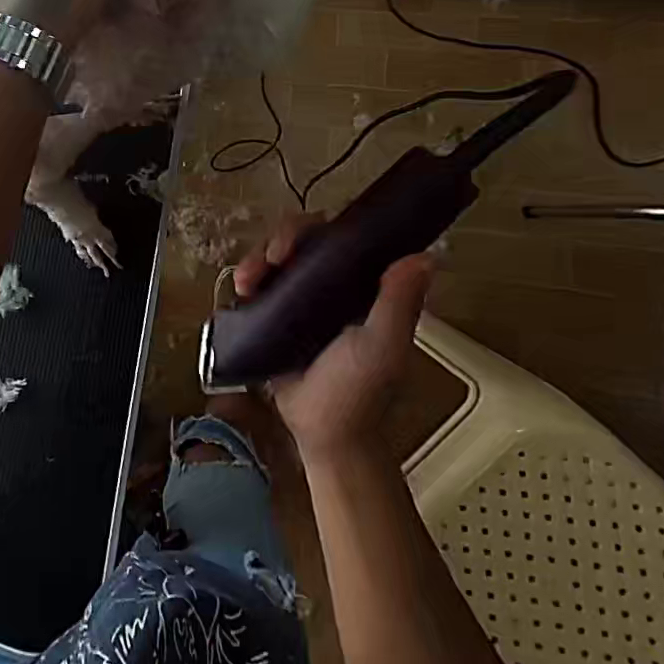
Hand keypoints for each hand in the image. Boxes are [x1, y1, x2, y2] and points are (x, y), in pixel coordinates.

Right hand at [232, 213, 433, 461]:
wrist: (321, 433)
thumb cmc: (357, 391)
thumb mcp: (382, 347)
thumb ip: (399, 305)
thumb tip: (422, 256)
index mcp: (359, 284)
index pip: (337, 236)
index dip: (312, 229)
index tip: (294, 247)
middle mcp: (329, 283)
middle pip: (299, 240)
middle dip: (277, 241)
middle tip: (266, 263)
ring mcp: (299, 298)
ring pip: (273, 258)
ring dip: (255, 260)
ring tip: (245, 284)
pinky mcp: (274, 315)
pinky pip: (259, 285)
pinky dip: (246, 280)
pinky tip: (240, 293)